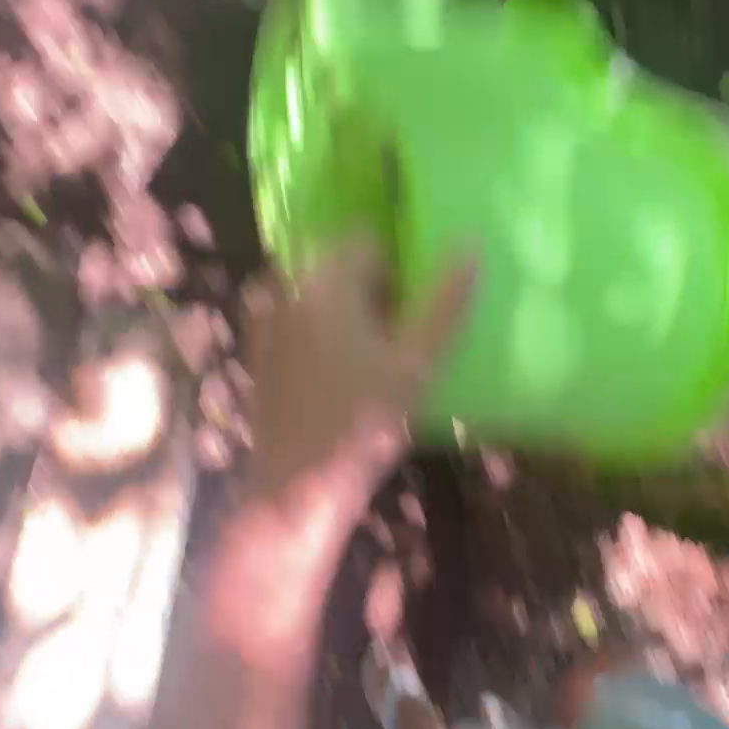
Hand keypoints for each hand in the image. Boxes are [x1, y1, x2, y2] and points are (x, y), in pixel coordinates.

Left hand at [241, 235, 477, 500]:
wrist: (298, 486)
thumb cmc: (364, 423)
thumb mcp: (417, 364)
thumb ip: (445, 303)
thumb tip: (471, 244)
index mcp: (327, 279)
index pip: (369, 241)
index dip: (399, 269)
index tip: (413, 312)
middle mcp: (287, 286)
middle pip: (339, 264)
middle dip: (372, 288)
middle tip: (396, 337)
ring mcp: (266, 318)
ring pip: (317, 292)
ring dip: (345, 308)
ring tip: (369, 356)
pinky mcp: (258, 349)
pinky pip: (295, 319)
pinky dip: (318, 330)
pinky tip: (336, 370)